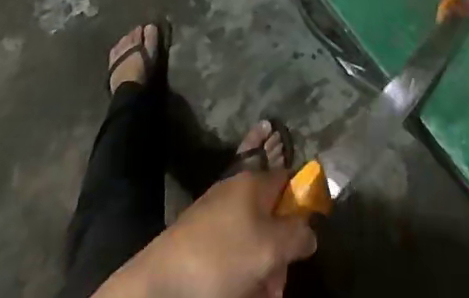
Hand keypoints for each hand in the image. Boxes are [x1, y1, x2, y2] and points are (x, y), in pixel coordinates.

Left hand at [106, 169, 316, 297]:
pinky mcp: (200, 242)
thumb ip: (299, 235)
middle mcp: (234, 194)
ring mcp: (215, 217)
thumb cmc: (222, 258)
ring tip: (260, 295)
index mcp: (252, 183)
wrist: (160, 283)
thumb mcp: (272, 248)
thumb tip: (308, 232)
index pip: (288, 180)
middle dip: (280, 252)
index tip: (306, 236)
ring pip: (252, 243)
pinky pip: (232, 256)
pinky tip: (240, 294)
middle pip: (271, 218)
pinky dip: (240, 276)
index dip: (302, 204)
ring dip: (262, 271)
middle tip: (278, 282)